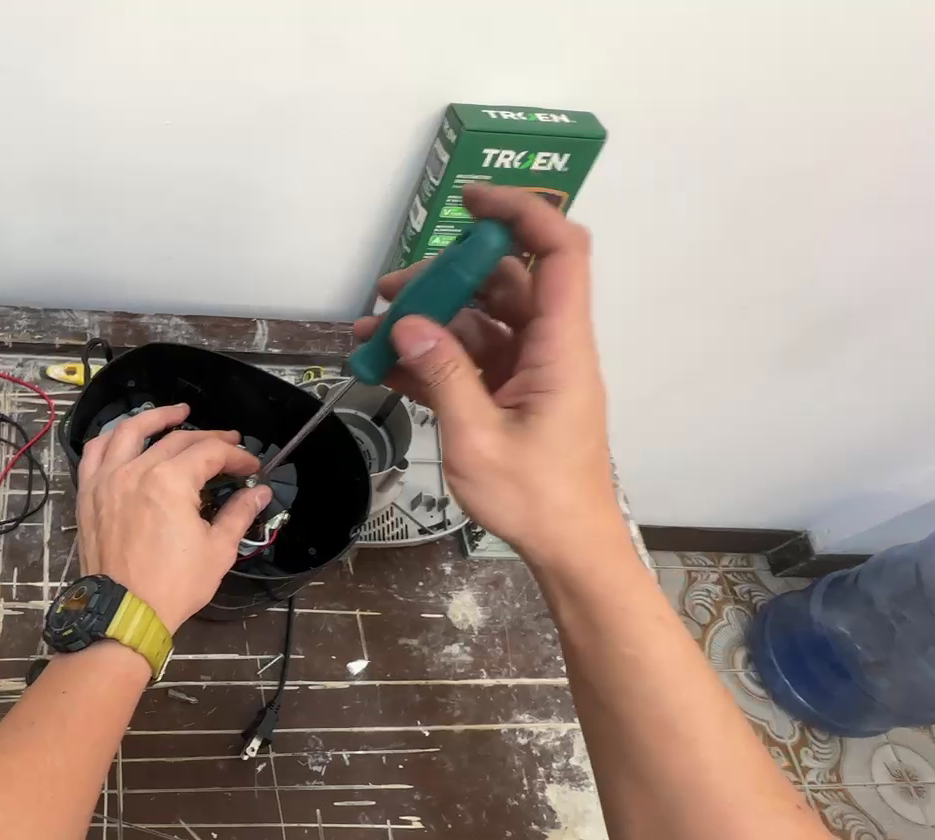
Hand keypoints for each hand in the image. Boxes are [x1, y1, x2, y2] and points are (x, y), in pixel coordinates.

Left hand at [77, 405, 271, 631]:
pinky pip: (95, 453)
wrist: (124, 613)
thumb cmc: (173, 585)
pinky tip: (125, 436)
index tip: (252, 469)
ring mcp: (107, 480)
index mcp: (169, 481)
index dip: (236, 457)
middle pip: (176, 440)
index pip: (210, 453)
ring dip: (156, 418)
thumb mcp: (217, 550)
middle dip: (209, 439)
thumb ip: (239, 514)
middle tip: (229, 445)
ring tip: (176, 414)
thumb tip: (260, 493)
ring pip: (129, 432)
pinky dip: (111, 438)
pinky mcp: (88, 494)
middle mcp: (135, 471)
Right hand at [353, 182, 620, 567]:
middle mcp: (546, 348)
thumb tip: (408, 324)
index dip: (521, 213)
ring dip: (426, 324)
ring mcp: (525, 372)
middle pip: (501, 285)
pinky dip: (428, 359)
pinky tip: (385, 365)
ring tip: (370, 333)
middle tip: (388, 295)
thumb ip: (444, 375)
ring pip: (476, 324)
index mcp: (560, 348)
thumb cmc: (534, 497)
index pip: (558, 253)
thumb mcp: (478, 438)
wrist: (564, 544)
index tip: (468, 200)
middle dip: (443, 279)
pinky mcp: (506, 395)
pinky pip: (466, 362)